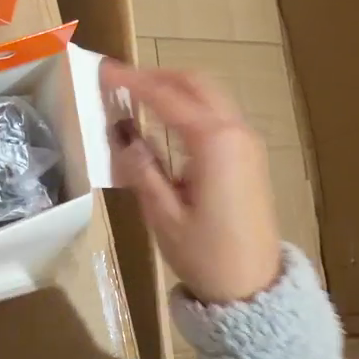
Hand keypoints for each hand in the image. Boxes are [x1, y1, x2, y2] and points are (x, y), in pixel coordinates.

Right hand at [101, 61, 281, 303]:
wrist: (254, 288)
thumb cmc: (206, 255)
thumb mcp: (163, 216)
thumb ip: (142, 169)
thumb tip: (122, 135)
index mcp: (214, 142)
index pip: (167, 96)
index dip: (132, 81)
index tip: (103, 70)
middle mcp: (236, 131)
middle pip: (194, 83)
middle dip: (156, 76)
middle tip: (120, 81)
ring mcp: (247, 142)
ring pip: (210, 95)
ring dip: (175, 88)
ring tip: (138, 96)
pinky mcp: (250, 156)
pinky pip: (218, 114)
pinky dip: (191, 106)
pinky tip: (166, 121)